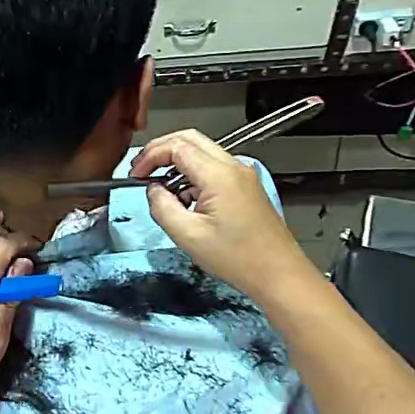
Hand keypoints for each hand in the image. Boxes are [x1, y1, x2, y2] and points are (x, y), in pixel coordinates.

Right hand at [129, 130, 314, 301]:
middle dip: (161, 150)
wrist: (279, 274)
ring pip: (203, 152)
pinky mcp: (246, 187)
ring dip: (177, 162)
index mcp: (219, 175)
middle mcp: (233, 167)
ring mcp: (243, 175)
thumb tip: (153, 190)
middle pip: (190, 139)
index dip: (150, 156)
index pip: (176, 146)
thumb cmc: (238, 258)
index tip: (135, 175)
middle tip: (142, 169)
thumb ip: (162, 207)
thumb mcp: (187, 235)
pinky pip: (215, 168)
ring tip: (161, 188)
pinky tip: (184, 198)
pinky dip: (193, 174)